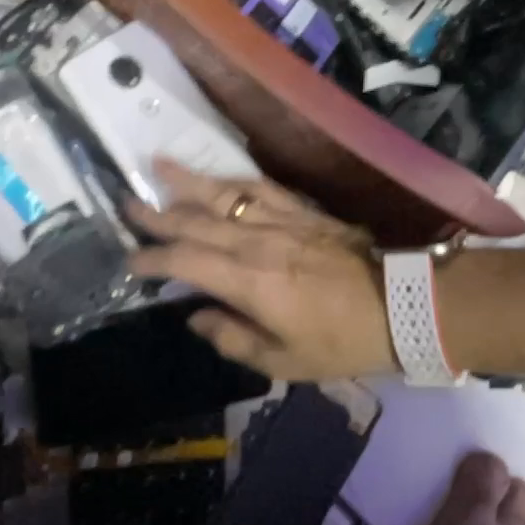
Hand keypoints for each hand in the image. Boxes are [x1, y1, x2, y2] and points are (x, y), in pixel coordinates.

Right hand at [127, 160, 397, 380]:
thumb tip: (195, 316)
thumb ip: (232, 338)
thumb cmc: (340, 341)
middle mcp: (255, 243)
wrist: (399, 305)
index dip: (153, 260)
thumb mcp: (284, 360)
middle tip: (126, 204)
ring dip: (187, 182)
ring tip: (158, 165)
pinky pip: (259, 187)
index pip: (186, 263)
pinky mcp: (300, 210)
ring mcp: (279, 220)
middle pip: (196, 222)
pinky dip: (232, 180)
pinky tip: (217, 177)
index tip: (131, 262)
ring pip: (223, 196)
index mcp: (248, 282)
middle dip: (157, 214)